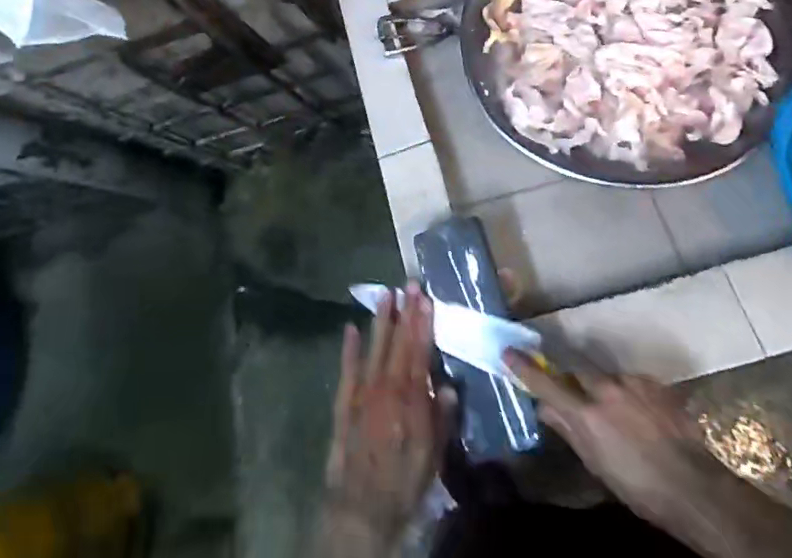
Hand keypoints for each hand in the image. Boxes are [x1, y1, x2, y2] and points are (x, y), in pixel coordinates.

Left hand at [318, 281, 445, 555]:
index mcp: (411, 398)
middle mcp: (386, 388)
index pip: (419, 351)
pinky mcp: (343, 404)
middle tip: (409, 284)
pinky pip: (347, 369)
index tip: (426, 299)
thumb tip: (448, 386)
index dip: (423, 324)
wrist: (361, 508)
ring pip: (374, 348)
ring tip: (386, 294)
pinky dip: (349, 348)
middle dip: (405, 313)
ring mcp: (362, 393)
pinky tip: (351, 327)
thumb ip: (441, 417)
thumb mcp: (433, 453)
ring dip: (381, 321)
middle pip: (398, 343)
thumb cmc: (404, 481)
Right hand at [502, 351, 722, 521]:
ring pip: (609, 377)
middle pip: (579, 371)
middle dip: (574, 379)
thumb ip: (570, 431)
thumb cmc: (638, 487)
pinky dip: (630, 395)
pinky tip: (642, 417)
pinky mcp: (657, 383)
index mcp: (587, 414)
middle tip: (578, 397)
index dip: (526, 368)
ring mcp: (634, 382)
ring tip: (620, 418)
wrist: (692, 485)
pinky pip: (634, 382)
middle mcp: (607, 389)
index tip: (509, 352)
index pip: (548, 384)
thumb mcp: (597, 465)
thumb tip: (546, 408)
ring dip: (606, 391)